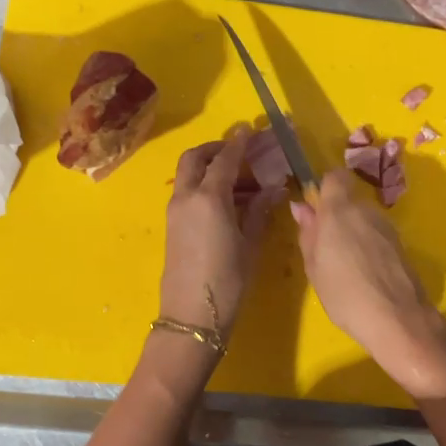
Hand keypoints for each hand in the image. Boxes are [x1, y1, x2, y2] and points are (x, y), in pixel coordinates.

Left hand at [158, 132, 280, 337]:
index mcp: (209, 197)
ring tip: (242, 182)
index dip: (239, 143)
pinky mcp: (172, 225)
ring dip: (211, 169)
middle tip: (239, 152)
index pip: (225, 159)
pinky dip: (205, 186)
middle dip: (216, 149)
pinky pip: (188, 193)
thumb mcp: (250, 244)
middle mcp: (187, 197)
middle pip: (196, 158)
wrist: (192, 315)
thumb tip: (273, 189)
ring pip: (189, 175)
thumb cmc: (228, 280)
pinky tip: (229, 202)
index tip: (250, 130)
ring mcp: (175, 211)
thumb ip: (259, 211)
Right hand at [291, 170, 445, 399]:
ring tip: (344, 265)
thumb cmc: (344, 294)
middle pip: (349, 199)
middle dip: (336, 215)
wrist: (397, 318)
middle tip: (324, 246)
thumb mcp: (314, 267)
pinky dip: (368, 245)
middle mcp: (366, 210)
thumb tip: (302, 207)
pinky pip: (377, 234)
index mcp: (340, 210)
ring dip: (353, 231)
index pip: (334, 177)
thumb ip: (308, 233)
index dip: (324, 189)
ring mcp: (387, 226)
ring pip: (364, 218)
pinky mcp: (401, 244)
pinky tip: (365, 273)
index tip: (315, 211)